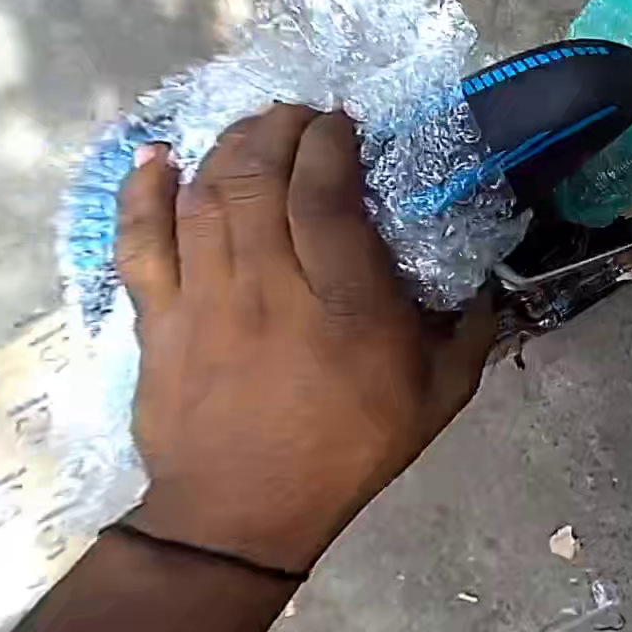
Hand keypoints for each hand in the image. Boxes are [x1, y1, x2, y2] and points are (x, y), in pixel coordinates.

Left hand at [115, 106, 494, 574]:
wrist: (241, 516)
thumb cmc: (350, 445)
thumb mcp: (440, 394)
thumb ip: (475, 329)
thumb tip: (492, 282)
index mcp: (344, 303)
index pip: (324, 196)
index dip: (328, 143)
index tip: (341, 122)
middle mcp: (269, 287)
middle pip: (258, 179)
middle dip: (278, 128)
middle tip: (299, 115)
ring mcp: (204, 299)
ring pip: (204, 195)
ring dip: (228, 145)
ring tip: (254, 126)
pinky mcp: (158, 317)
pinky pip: (139, 240)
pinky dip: (141, 191)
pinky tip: (155, 154)